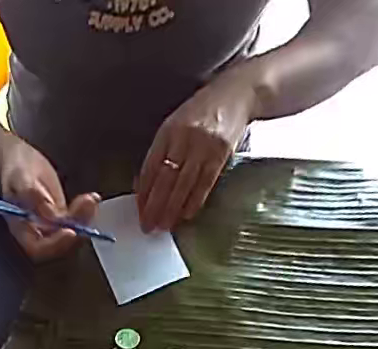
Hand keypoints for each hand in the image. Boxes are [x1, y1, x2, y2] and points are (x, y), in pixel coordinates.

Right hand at [0, 139, 100, 261]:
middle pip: (60, 245)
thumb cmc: (17, 170)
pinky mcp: (64, 220)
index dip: (55, 244)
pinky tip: (93, 198)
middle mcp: (38, 235)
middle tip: (87, 206)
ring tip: (91, 199)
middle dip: (76, 228)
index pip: (38, 248)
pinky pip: (77, 223)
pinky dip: (87, 213)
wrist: (23, 163)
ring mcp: (52, 229)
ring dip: (85, 220)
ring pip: (72, 235)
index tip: (69, 231)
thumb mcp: (21, 178)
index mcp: (22, 231)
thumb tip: (50, 213)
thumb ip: (32, 194)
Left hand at [135, 75, 253, 232]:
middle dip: (155, 206)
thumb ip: (159, 153)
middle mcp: (183, 138)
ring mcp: (203, 145)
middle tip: (148, 226)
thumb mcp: (174, 126)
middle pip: (165, 179)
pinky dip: (194, 202)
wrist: (238, 93)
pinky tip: (186, 215)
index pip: (150, 168)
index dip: (143, 194)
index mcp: (167, 131)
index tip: (139, 212)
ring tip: (164, 226)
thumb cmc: (201, 113)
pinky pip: (204, 183)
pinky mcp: (221, 153)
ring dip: (172, 209)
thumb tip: (142, 187)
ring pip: (183, 184)